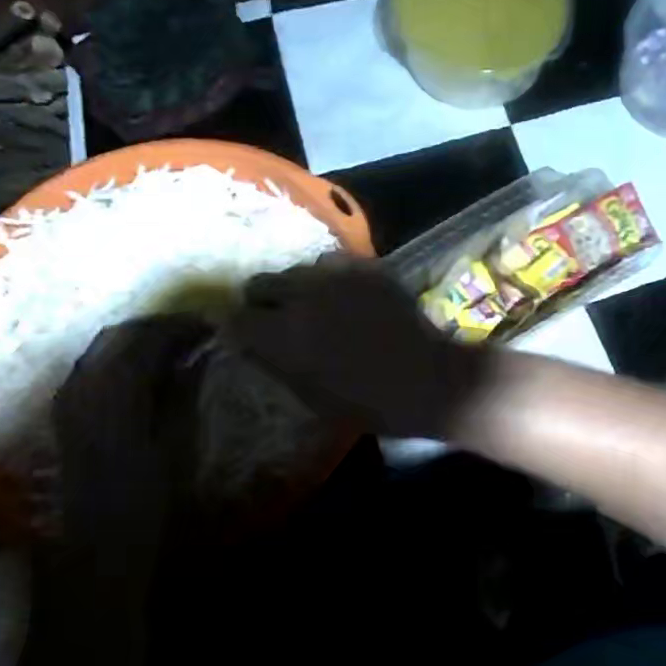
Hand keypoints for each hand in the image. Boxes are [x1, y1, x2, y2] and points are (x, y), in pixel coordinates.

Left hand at [38, 315, 211, 580]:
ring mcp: (70, 396)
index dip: (182, 327)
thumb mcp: (178, 444)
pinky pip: (93, 364)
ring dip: (139, 338)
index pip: (149, 338)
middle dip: (160, 327)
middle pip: (122, 334)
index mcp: (117, 391)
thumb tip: (202, 353)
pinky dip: (120, 355)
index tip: (211, 326)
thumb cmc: (148, 500)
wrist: (98, 547)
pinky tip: (143, 368)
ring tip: (174, 345)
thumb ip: (185, 392)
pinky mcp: (65, 410)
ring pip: (104, 346)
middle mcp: (86, 384)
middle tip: (196, 331)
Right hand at [226, 260, 489, 437]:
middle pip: (259, 284)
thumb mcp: (311, 395)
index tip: (246, 335)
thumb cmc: (368, 403)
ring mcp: (334, 276)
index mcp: (283, 336)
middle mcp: (301, 297)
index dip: (238, 328)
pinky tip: (343, 295)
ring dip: (296, 287)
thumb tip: (250, 343)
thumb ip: (275, 362)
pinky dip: (328, 278)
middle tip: (276, 317)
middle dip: (261, 301)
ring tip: (313, 304)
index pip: (237, 319)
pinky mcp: (363, 266)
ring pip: (295, 270)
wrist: (429, 379)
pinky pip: (329, 263)